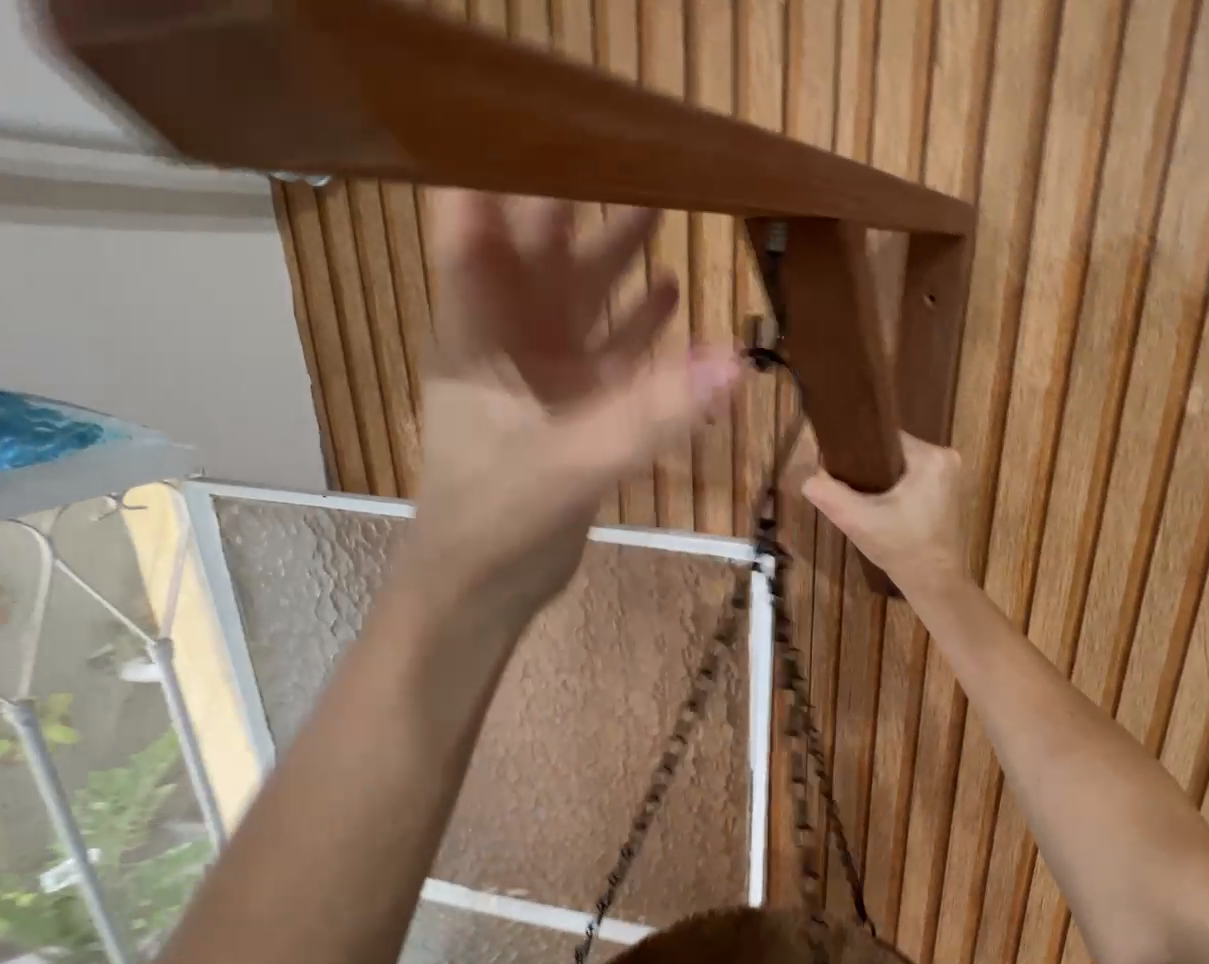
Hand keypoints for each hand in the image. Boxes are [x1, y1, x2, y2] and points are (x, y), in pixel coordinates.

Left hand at [399, 190, 740, 618]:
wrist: (482, 591)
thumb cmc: (495, 521)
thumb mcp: (569, 464)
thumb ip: (650, 415)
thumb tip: (734, 364)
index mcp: (477, 334)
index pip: (474, 228)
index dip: (500, 171)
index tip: (549, 128)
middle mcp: (506, 340)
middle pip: (539, 252)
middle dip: (578, 202)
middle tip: (632, 151)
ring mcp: (539, 374)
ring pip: (578, 298)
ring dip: (614, 257)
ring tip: (659, 206)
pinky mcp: (569, 407)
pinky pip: (607, 351)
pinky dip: (635, 326)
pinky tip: (670, 297)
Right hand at [801, 433, 967, 593]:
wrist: (935, 584)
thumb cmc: (902, 549)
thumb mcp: (858, 521)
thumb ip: (829, 495)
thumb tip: (807, 479)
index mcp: (932, 457)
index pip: (884, 438)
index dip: (859, 452)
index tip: (842, 470)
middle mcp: (946, 459)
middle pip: (893, 452)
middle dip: (870, 469)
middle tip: (851, 491)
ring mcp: (950, 477)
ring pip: (901, 467)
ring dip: (882, 481)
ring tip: (865, 500)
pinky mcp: (948, 493)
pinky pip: (913, 480)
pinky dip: (896, 491)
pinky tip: (883, 509)